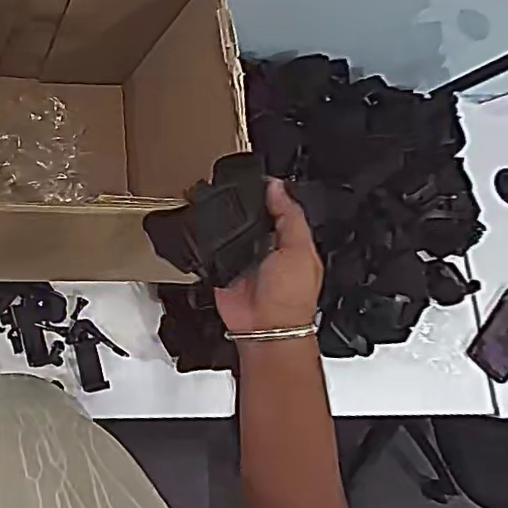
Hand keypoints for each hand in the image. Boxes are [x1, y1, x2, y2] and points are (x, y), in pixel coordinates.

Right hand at [214, 179, 322, 335]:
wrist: (265, 328)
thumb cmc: (291, 298)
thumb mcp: (299, 248)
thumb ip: (289, 216)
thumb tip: (278, 187)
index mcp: (290, 242)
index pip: (280, 210)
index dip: (272, 195)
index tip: (261, 179)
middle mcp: (266, 251)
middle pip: (252, 220)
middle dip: (244, 209)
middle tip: (236, 194)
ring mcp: (243, 261)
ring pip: (231, 234)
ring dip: (226, 226)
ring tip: (221, 213)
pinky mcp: (223, 272)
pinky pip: (211, 253)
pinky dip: (209, 245)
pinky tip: (210, 235)